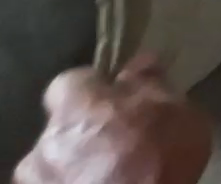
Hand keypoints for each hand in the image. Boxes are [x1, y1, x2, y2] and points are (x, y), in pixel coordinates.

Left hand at [13, 56, 210, 183]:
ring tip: (115, 167)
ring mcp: (33, 180)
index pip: (69, 80)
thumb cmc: (160, 155)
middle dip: (90, 125)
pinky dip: (76, 180)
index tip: (123, 90)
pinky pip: (55, 182)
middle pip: (63, 123)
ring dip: (80, 156)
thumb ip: (150, 84)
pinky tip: (105, 183)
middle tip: (126, 134)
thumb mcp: (176, 109)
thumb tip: (139, 62)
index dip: (96, 82)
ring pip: (56, 156)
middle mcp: (43, 143)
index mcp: (78, 110)